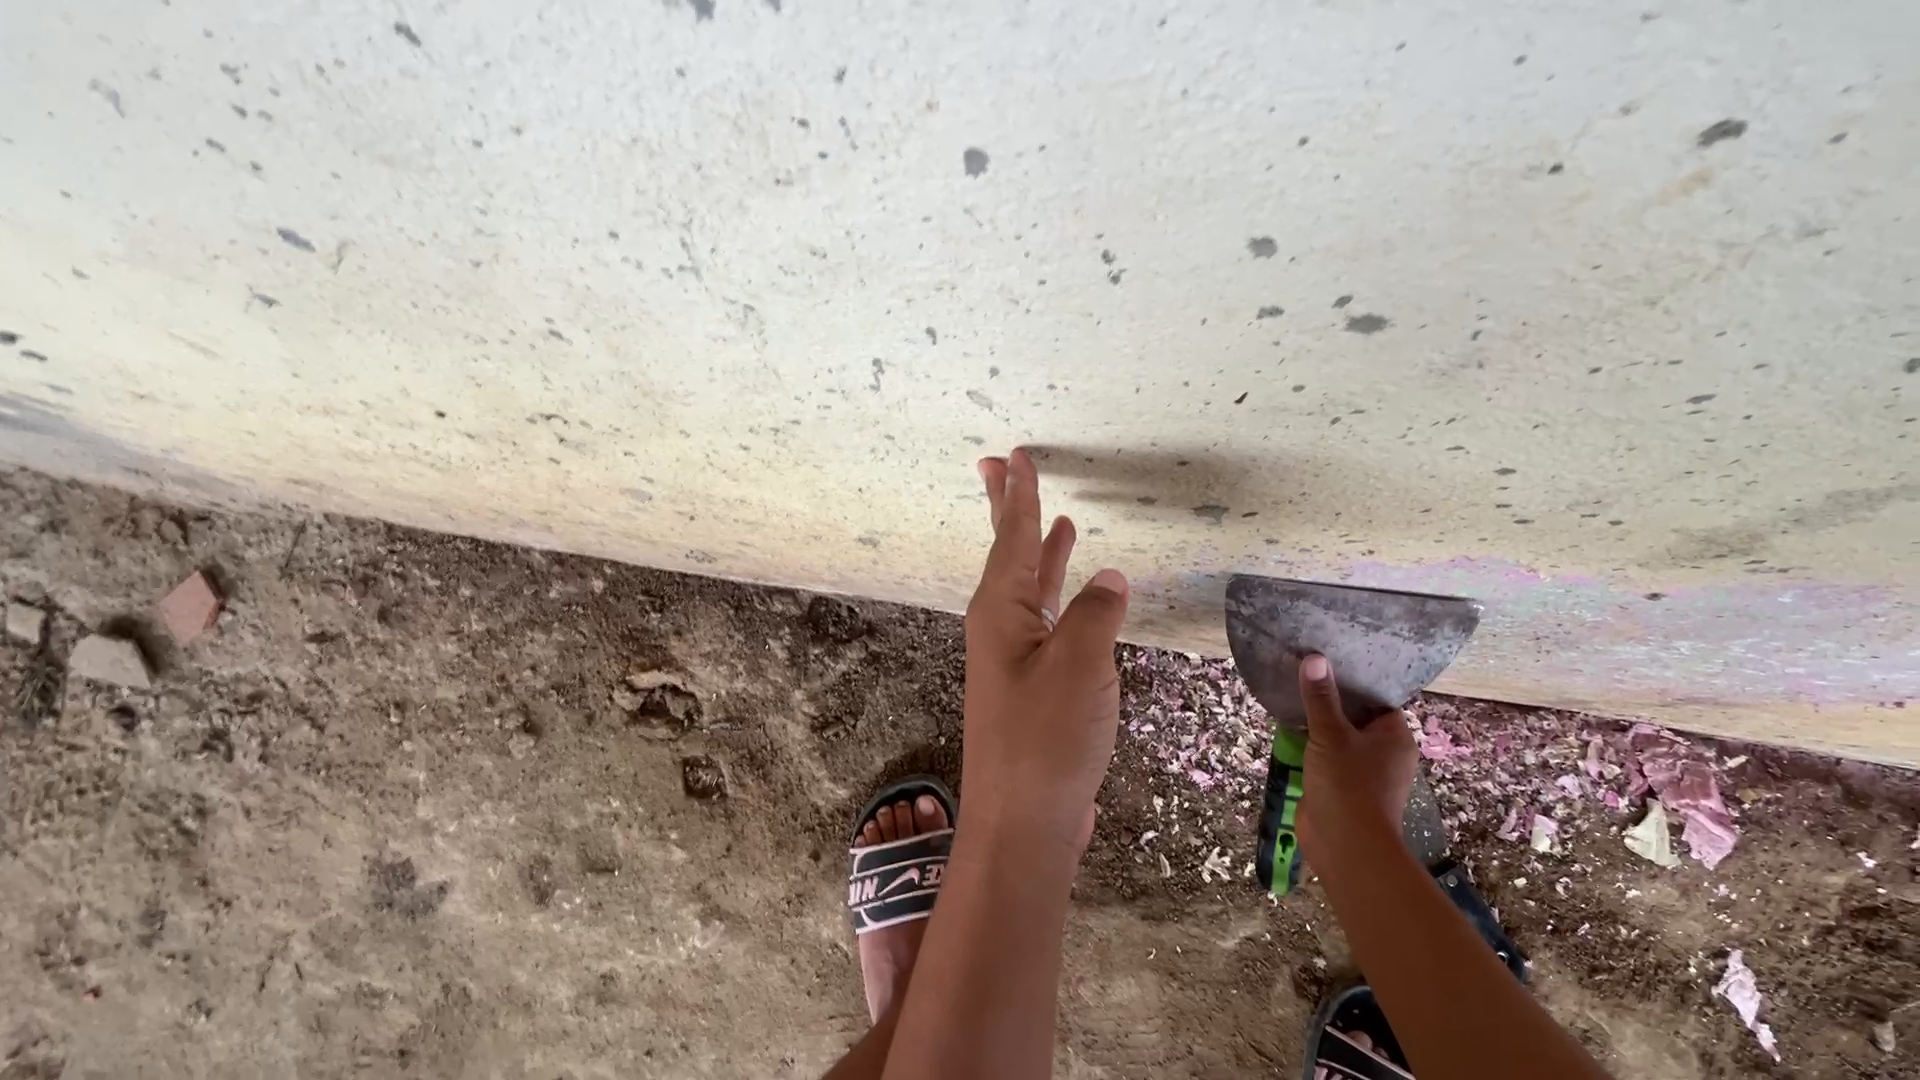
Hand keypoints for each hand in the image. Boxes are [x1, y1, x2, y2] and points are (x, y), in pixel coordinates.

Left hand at [963, 449, 1128, 852]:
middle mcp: (1000, 628)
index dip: (1019, 495)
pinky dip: (1061, 599)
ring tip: (1058, 521)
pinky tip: (1080, 594)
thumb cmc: (1045, 739)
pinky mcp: (1034, 686)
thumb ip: (1096, 614)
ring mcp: (1015, 659)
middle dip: (1013, 511)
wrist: (1025, 822)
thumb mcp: (1078, 666)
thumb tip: (1108, 579)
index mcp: (1000, 612)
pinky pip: (1047, 623)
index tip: (1013, 457)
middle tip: (1004, 466)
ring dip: (1043, 553)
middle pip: (1011, 554)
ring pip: (1030, 589)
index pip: (1012, 537)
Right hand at [1296, 654, 1418, 861]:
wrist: (1345, 844)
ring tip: (1290, 694)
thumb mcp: (1331, 734)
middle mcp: (1383, 753)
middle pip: (1355, 718)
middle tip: (1302, 673)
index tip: (1328, 661)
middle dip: (1330, 701)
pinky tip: (1285, 729)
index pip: (1377, 700)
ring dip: (1316, 724)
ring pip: (1337, 738)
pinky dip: (1308, 745)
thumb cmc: (1349, 784)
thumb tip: (1314, 658)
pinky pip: (1324, 757)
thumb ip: (1320, 698)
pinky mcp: (1339, 787)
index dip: (1353, 682)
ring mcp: (1361, 772)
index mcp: (1395, 738)